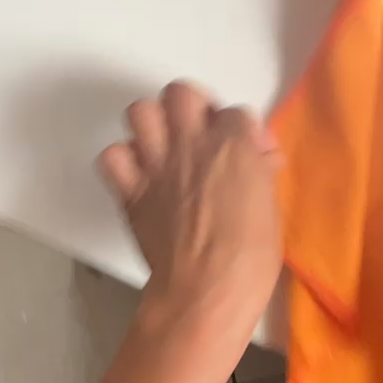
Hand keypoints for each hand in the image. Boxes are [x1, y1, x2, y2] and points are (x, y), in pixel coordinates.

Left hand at [98, 81, 281, 345]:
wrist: (207, 290)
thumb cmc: (251, 257)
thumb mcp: (271, 207)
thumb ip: (260, 171)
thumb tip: (259, 156)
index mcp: (233, 144)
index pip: (236, 112)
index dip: (240, 132)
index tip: (245, 154)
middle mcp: (190, 143)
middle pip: (181, 92)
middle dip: (192, 108)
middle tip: (200, 137)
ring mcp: (156, 164)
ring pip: (139, 111)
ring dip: (152, 126)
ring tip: (165, 150)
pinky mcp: (130, 191)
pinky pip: (111, 156)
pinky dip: (122, 163)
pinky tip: (139, 178)